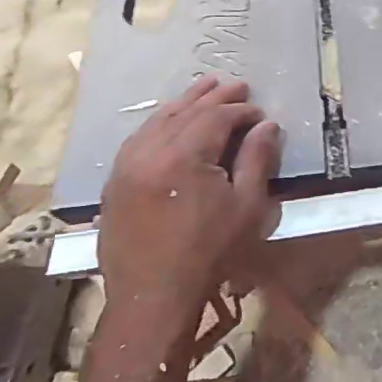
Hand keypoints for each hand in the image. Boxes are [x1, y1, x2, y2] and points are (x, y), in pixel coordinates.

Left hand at [97, 76, 281, 329]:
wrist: (154, 296)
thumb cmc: (211, 251)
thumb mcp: (247, 205)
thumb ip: (257, 159)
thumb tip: (266, 126)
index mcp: (182, 157)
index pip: (215, 117)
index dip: (241, 111)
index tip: (261, 115)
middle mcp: (148, 153)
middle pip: (185, 113)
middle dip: (214, 97)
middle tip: (237, 85)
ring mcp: (125, 168)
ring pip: (157, 122)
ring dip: (184, 103)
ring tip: (204, 88)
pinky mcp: (115, 183)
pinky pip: (137, 139)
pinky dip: (159, 123)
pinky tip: (169, 121)